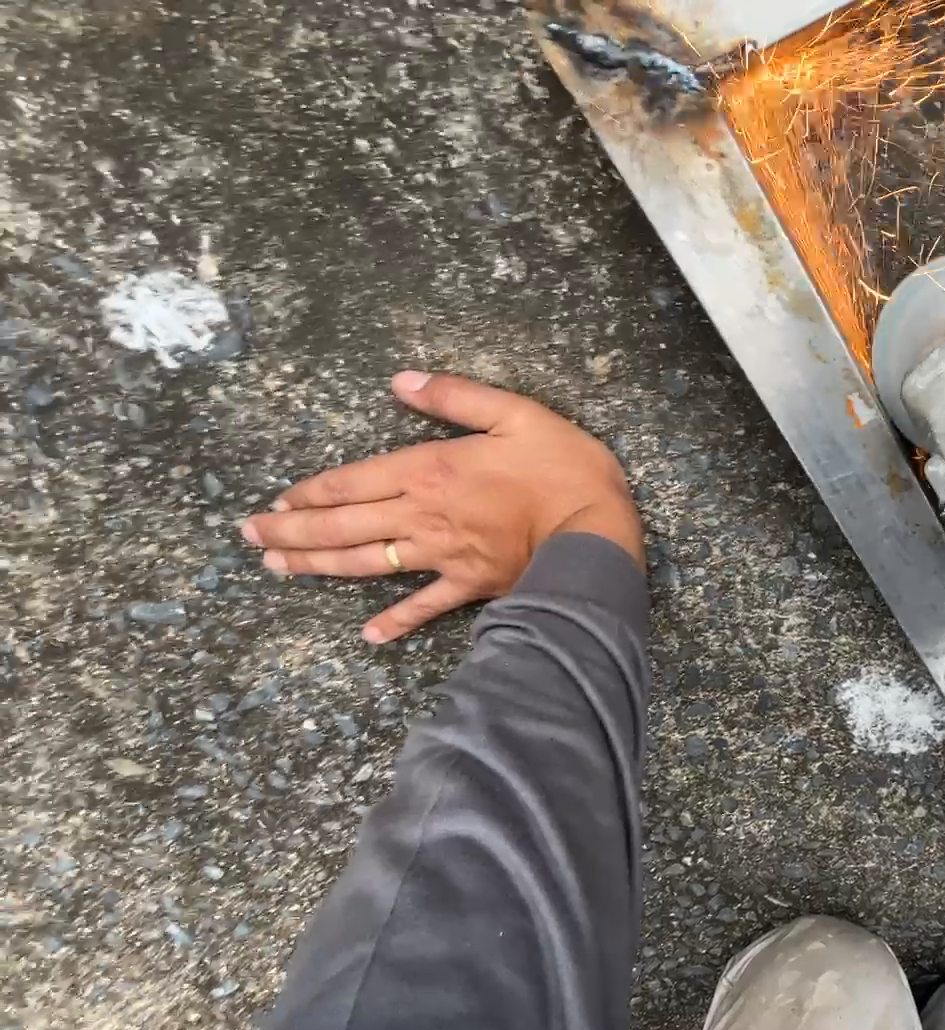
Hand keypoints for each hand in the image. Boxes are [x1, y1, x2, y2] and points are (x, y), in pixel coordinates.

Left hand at [241, 371, 642, 643]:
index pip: (352, 481)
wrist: (597, 530)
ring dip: (317, 565)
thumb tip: (401, 380)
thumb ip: (460, 397)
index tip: (278, 499)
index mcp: (430, 469)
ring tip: (278, 567)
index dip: (310, 491)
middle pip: (342, 525)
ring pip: (365, 562)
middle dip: (291, 529)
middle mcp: (422, 515)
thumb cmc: (566, 469)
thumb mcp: (521, 415)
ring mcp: (443, 555)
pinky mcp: (470, 584)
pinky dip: (396, 622)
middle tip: (250, 534)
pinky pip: (425, 606)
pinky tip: (369, 636)